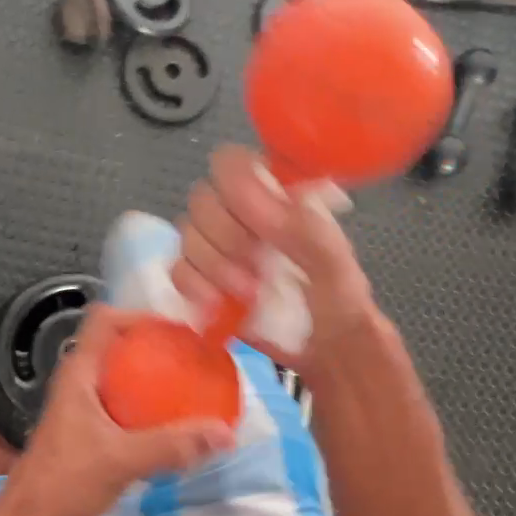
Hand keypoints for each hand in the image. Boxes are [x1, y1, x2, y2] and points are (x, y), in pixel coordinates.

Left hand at [0, 305, 234, 515]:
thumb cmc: (63, 485)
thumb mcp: (121, 462)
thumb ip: (172, 446)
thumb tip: (225, 432)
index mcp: (78, 375)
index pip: (103, 321)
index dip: (139, 315)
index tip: (178, 330)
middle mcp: (78, 385)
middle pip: (118, 348)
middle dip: (155, 349)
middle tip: (195, 360)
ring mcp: (81, 411)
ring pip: (121, 381)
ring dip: (152, 381)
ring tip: (192, 389)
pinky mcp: (87, 436)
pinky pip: (123, 410)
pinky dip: (147, 411)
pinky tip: (173, 428)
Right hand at [172, 144, 378, 375]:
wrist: (324, 351)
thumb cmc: (338, 300)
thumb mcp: (334, 262)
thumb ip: (304, 228)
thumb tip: (260, 204)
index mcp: (273, 195)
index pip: (232, 164)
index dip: (234, 186)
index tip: (258, 222)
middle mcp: (240, 214)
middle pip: (202, 199)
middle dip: (226, 236)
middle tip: (257, 266)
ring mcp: (216, 247)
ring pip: (186, 235)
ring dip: (214, 267)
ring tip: (249, 293)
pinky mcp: (200, 281)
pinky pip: (177, 270)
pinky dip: (194, 288)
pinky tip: (218, 304)